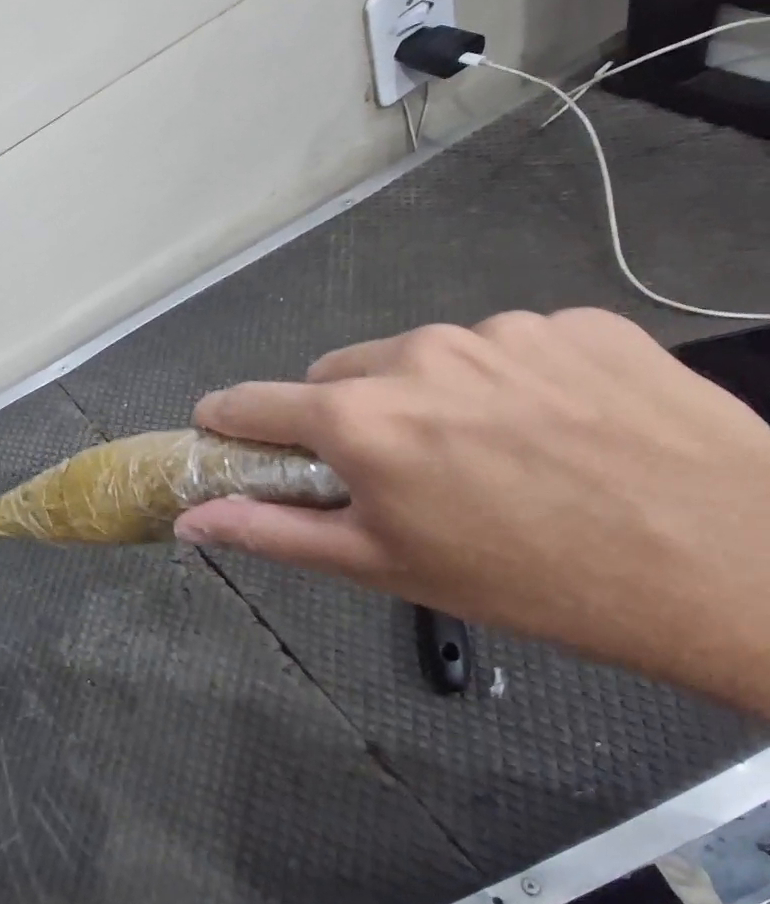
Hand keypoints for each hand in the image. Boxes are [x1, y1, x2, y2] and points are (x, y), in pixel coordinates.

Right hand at [175, 309, 769, 710]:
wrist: (738, 565)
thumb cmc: (533, 580)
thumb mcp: (383, 566)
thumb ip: (270, 533)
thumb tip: (189, 521)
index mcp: (357, 417)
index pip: (247, 401)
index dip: (229, 424)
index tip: (233, 442)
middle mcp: (416, 354)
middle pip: (335, 374)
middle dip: (341, 416)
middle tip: (394, 474)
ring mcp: (501, 331)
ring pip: (421, 357)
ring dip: (426, 396)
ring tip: (490, 455)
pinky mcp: (577, 323)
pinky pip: (504, 346)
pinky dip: (505, 381)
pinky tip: (555, 430)